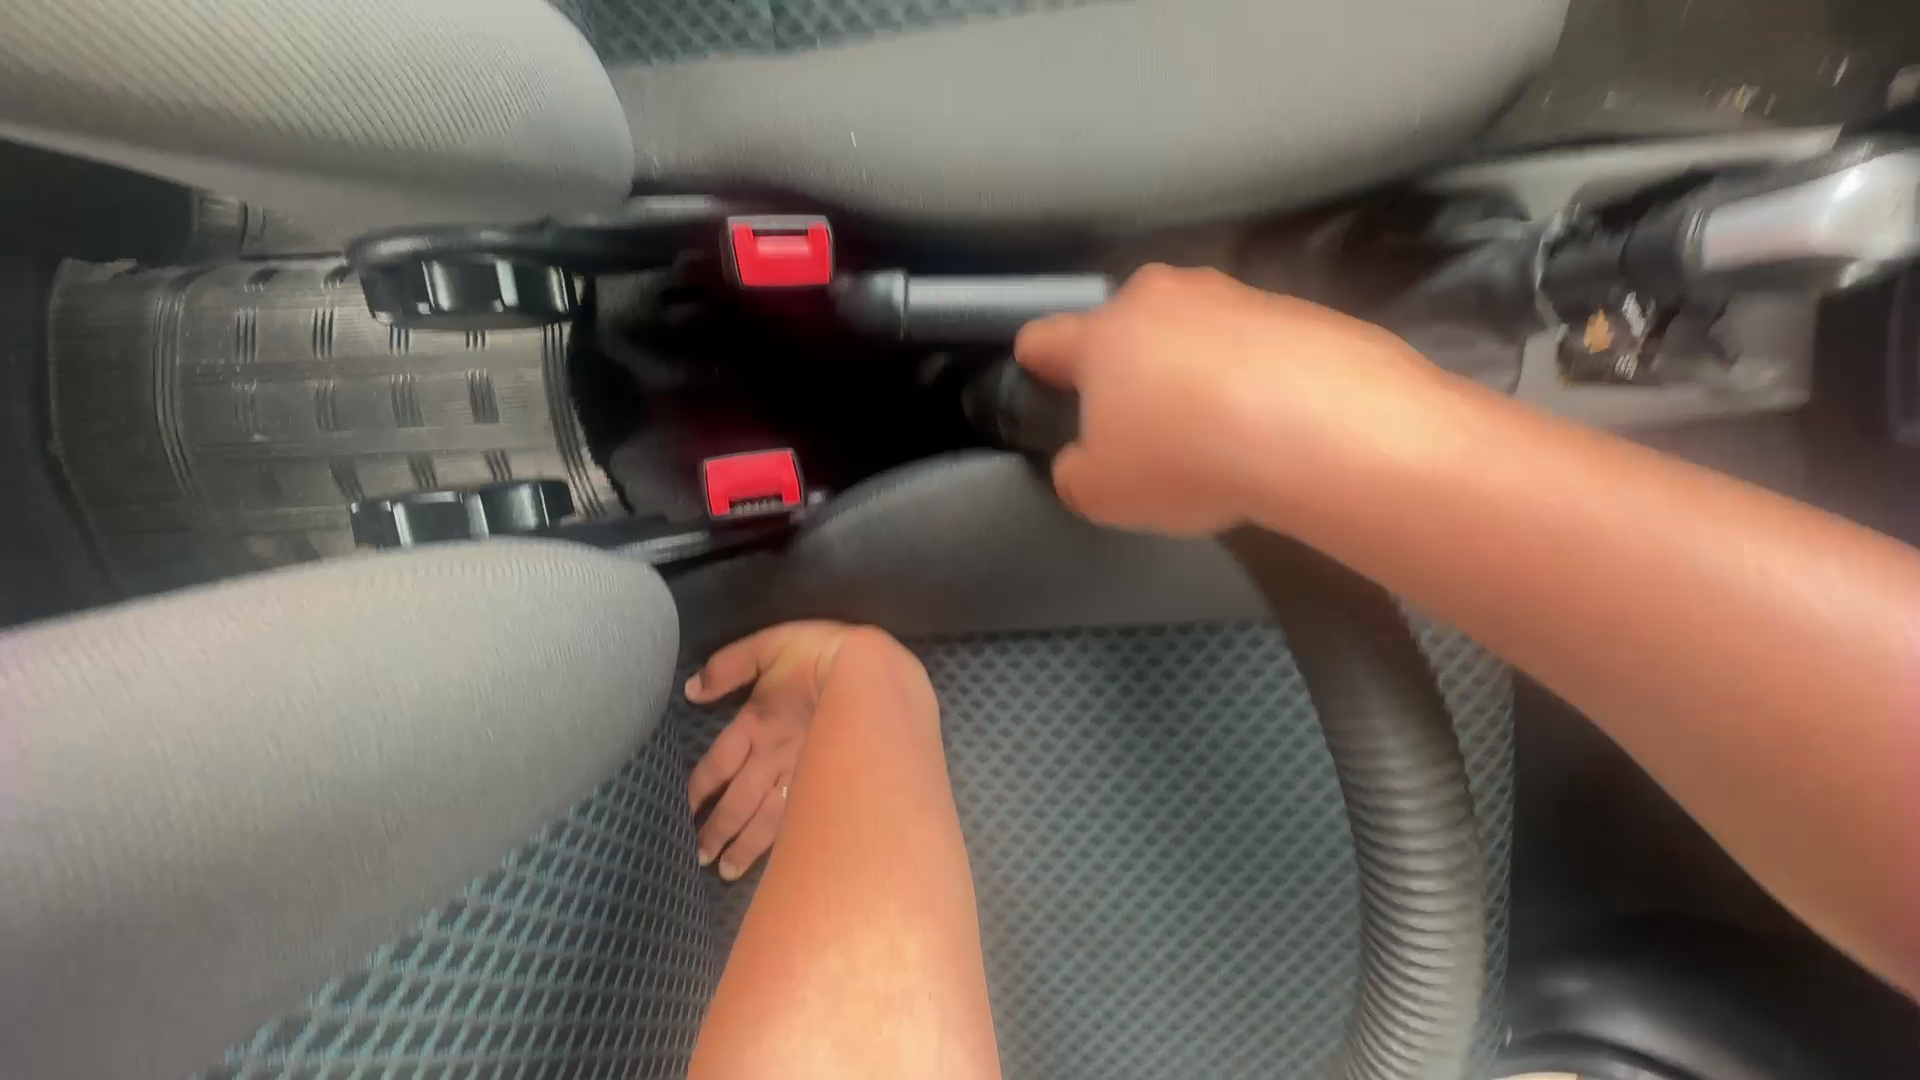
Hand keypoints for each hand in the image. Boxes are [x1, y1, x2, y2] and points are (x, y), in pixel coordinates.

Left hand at [684, 621, 859, 880]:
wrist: (869, 670)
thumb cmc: (817, 652)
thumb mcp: (767, 645)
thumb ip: (727, 666)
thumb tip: (691, 691)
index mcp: (754, 724)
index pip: (716, 766)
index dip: (696, 791)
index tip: (683, 812)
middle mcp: (772, 756)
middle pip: (736, 803)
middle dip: (715, 831)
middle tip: (699, 858)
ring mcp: (800, 772)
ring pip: (764, 820)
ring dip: (743, 847)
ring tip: (726, 872)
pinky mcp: (825, 780)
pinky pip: (798, 820)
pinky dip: (780, 844)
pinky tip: (773, 861)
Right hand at [1015, 264, 1433, 534]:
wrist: (1325, 430)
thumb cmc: (1186, 457)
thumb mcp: (1101, 493)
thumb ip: (1073, 473)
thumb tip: (1083, 461)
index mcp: (1103, 336)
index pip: (1043, 339)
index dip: (1034, 366)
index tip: (1042, 387)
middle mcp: (1162, 299)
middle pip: (1120, 330)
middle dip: (1121, 370)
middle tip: (1139, 426)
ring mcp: (1232, 296)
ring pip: (1187, 333)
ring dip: (1187, 370)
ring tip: (1212, 428)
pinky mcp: (1295, 308)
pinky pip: (1248, 344)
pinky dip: (1245, 375)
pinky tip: (1265, 420)